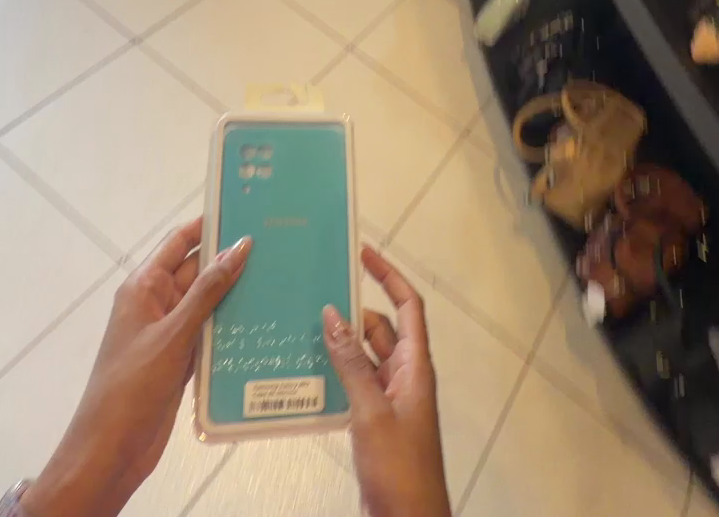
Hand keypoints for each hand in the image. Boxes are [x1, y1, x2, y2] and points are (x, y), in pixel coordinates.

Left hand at [25, 219, 251, 516]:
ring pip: (208, 301)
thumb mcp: (173, 333)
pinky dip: (231, 324)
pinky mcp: (181, 358)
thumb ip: (208, 290)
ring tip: (279, 277)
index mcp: (144, 287)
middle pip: (198, 270)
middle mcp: (157, 303)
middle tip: (276, 246)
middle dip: (231, 259)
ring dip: (235, 293)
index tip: (246, 211)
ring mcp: (170, 331)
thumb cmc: (133, 384)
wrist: (110, 451)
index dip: (209, 225)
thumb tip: (240, 246)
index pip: (179, 242)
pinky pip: (210, 330)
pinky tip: (263, 318)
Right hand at [323, 247, 450, 516]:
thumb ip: (351, 362)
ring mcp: (391, 398)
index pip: (407, 305)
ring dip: (340, 345)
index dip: (389, 275)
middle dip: (353, 312)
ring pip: (365, 357)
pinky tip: (308, 372)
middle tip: (317, 295)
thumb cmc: (399, 466)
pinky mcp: (376, 421)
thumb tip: (334, 314)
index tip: (363, 253)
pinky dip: (336, 374)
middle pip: (381, 328)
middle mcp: (406, 374)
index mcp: (415, 364)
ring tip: (303, 329)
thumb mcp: (371, 410)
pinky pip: (356, 384)